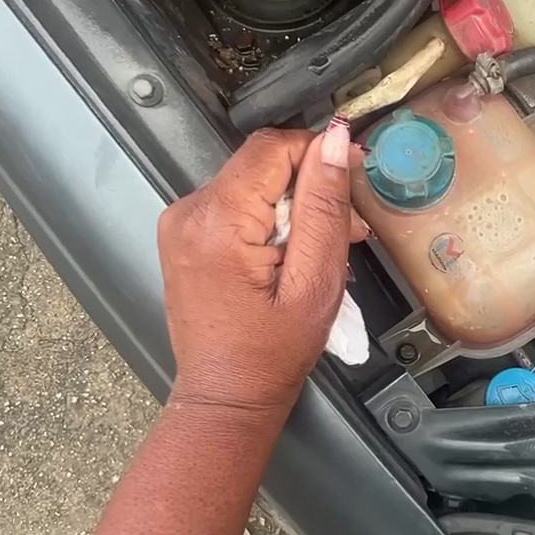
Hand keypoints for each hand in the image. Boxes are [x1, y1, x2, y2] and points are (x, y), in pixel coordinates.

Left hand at [157, 126, 360, 415]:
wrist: (227, 394)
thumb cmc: (274, 351)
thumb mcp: (315, 280)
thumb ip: (324, 206)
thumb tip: (332, 140)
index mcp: (218, 220)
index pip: (273, 148)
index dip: (319, 151)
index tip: (354, 171)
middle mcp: (188, 211)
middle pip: (261, 164)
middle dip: (310, 184)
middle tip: (350, 225)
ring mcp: (180, 223)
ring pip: (252, 183)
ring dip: (294, 203)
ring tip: (327, 245)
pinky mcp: (184, 236)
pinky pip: (236, 205)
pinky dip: (271, 218)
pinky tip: (294, 252)